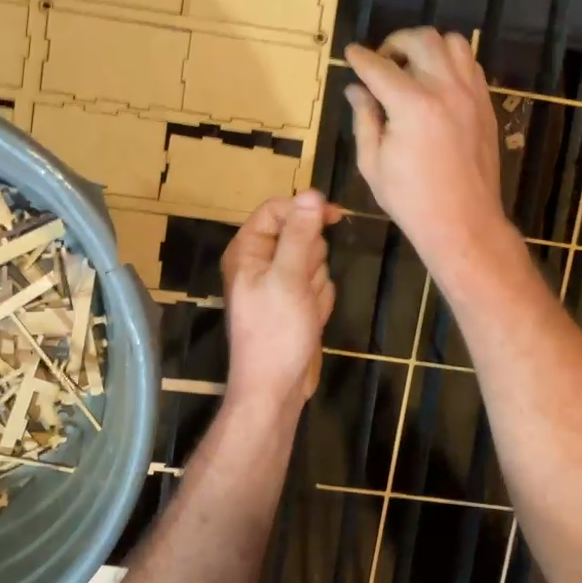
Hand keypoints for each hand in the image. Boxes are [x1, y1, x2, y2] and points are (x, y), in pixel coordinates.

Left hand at [221, 190, 342, 408]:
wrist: (277, 388)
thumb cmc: (276, 333)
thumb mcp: (289, 278)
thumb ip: (300, 235)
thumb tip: (312, 194)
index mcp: (247, 251)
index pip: (276, 210)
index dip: (304, 210)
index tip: (334, 216)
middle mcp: (259, 263)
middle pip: (300, 234)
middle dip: (311, 259)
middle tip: (301, 286)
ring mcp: (279, 284)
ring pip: (315, 261)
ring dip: (316, 284)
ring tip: (303, 309)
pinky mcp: (296, 304)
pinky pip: (319, 286)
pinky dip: (319, 302)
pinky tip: (309, 320)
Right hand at [344, 28, 509, 265]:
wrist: (463, 222)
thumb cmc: (410, 199)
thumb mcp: (372, 164)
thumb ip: (364, 119)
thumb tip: (356, 90)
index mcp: (412, 106)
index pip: (379, 67)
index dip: (360, 58)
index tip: (350, 53)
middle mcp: (445, 90)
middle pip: (421, 40)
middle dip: (395, 43)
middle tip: (382, 62)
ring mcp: (471, 94)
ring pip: (452, 43)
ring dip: (427, 47)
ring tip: (412, 66)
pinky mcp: (486, 104)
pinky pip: (470, 64)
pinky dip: (450, 61)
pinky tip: (436, 81)